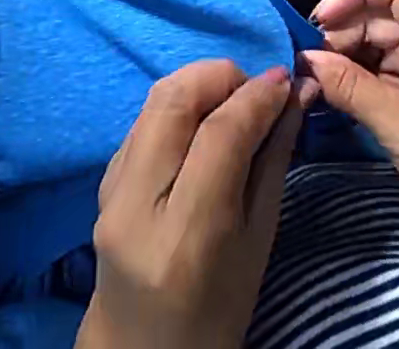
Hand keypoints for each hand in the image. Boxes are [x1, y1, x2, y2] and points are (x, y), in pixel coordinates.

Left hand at [76, 61, 308, 348]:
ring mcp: (110, 187)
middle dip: (221, 76)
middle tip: (256, 89)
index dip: (257, 97)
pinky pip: (144, 118)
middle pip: (174, 100)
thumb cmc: (217, 310)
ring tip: (234, 100)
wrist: (141, 348)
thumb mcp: (259, 243)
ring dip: (199, 84)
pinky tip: (202, 122)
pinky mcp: (102, 176)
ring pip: (154, 99)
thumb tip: (296, 95)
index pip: (220, 135)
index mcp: (184, 234)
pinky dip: (179, 104)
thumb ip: (273, 161)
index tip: (287, 79)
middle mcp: (136, 202)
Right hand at [301, 0, 398, 262]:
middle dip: (339, 27)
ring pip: (370, 35)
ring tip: (314, 76)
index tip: (322, 20)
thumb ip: (350, 88)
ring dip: (340, 51)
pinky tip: (329, 87)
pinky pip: (373, 62)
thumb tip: (305, 59)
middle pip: (377, 9)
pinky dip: (348, 71)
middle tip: (309, 61)